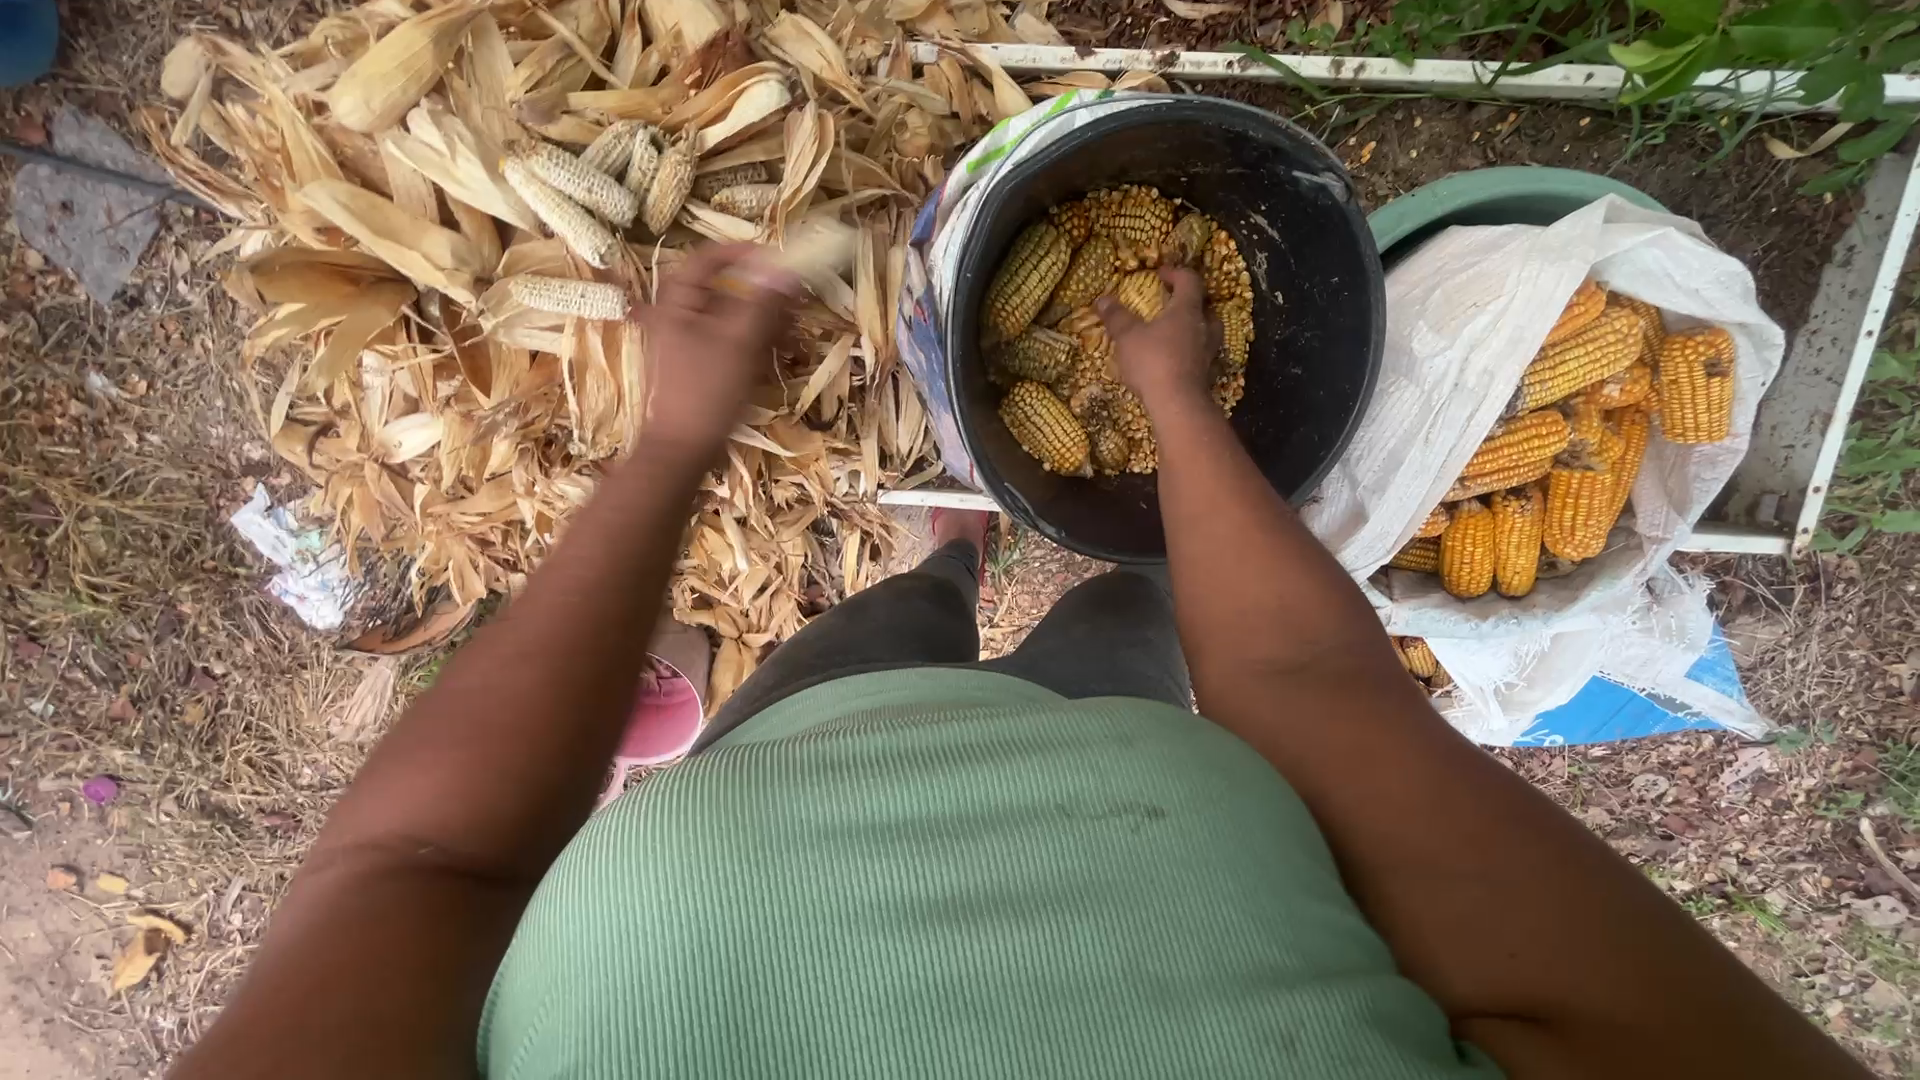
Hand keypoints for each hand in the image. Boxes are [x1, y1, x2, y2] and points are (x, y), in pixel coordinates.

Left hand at [635, 243, 799, 456]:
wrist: (683, 449)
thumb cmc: (707, 393)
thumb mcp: (740, 342)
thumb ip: (763, 302)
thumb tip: (786, 269)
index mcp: (678, 302)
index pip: (709, 259)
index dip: (744, 254)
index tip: (780, 261)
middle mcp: (680, 316)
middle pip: (727, 290)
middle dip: (765, 296)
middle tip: (797, 304)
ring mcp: (690, 342)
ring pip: (734, 319)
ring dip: (767, 323)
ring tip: (795, 337)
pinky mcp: (702, 366)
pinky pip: (733, 343)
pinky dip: (757, 344)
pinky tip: (781, 355)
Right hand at [1094, 265, 1210, 414]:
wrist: (1177, 403)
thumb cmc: (1153, 361)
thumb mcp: (1127, 336)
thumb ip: (1116, 317)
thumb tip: (1102, 299)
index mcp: (1187, 310)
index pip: (1189, 280)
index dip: (1175, 273)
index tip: (1160, 274)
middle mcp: (1203, 327)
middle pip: (1204, 306)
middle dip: (1189, 302)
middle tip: (1172, 305)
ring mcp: (1207, 352)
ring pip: (1206, 331)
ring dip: (1193, 328)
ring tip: (1175, 333)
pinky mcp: (1205, 374)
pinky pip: (1200, 354)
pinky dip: (1189, 351)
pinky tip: (1174, 359)